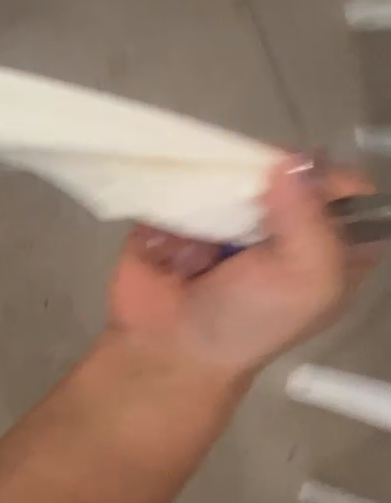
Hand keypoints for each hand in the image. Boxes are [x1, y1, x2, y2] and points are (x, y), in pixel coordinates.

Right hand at [108, 157, 378, 377]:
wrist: (167, 342)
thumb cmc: (250, 319)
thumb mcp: (306, 279)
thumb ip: (310, 222)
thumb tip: (287, 161)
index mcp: (325, 244)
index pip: (342, 192)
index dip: (324, 176)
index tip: (295, 173)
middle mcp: (271, 228)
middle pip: (275, 177)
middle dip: (254, 170)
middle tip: (237, 176)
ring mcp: (213, 223)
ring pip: (216, 179)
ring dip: (202, 185)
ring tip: (195, 210)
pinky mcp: (163, 221)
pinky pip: (165, 194)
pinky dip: (162, 196)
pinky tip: (161, 219)